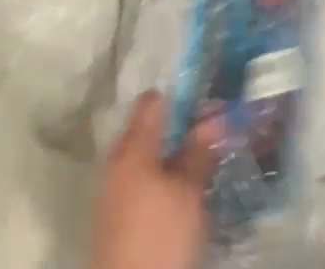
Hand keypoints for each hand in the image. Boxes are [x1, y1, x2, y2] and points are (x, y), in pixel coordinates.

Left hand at [91, 91, 221, 268]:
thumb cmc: (161, 235)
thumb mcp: (189, 192)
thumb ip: (198, 151)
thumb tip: (212, 117)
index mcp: (131, 149)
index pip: (151, 102)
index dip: (179, 92)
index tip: (206, 89)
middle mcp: (116, 162)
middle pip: (146, 128)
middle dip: (178, 122)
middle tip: (212, 121)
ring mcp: (112, 189)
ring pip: (144, 154)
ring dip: (170, 149)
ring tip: (202, 151)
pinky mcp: (115, 214)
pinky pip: (139, 178)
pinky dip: (160, 172)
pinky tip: (181, 182)